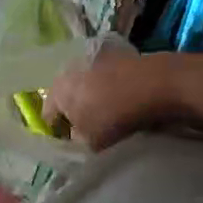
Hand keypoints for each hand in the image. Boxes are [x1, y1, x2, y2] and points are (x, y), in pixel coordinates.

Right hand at [44, 40, 170, 149]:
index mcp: (57, 89)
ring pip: (87, 85)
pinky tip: (125, 103)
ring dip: (94, 99)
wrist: (155, 84)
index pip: (47, 115)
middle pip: (67, 96)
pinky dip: (111, 89)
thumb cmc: (114, 116)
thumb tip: (76, 135)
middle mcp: (70, 68)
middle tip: (89, 132)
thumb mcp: (90, 142)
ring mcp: (94, 59)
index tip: (70, 147)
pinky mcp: (117, 55)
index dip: (56, 133)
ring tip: (109, 118)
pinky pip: (107, 79)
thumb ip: (76, 142)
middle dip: (75, 113)